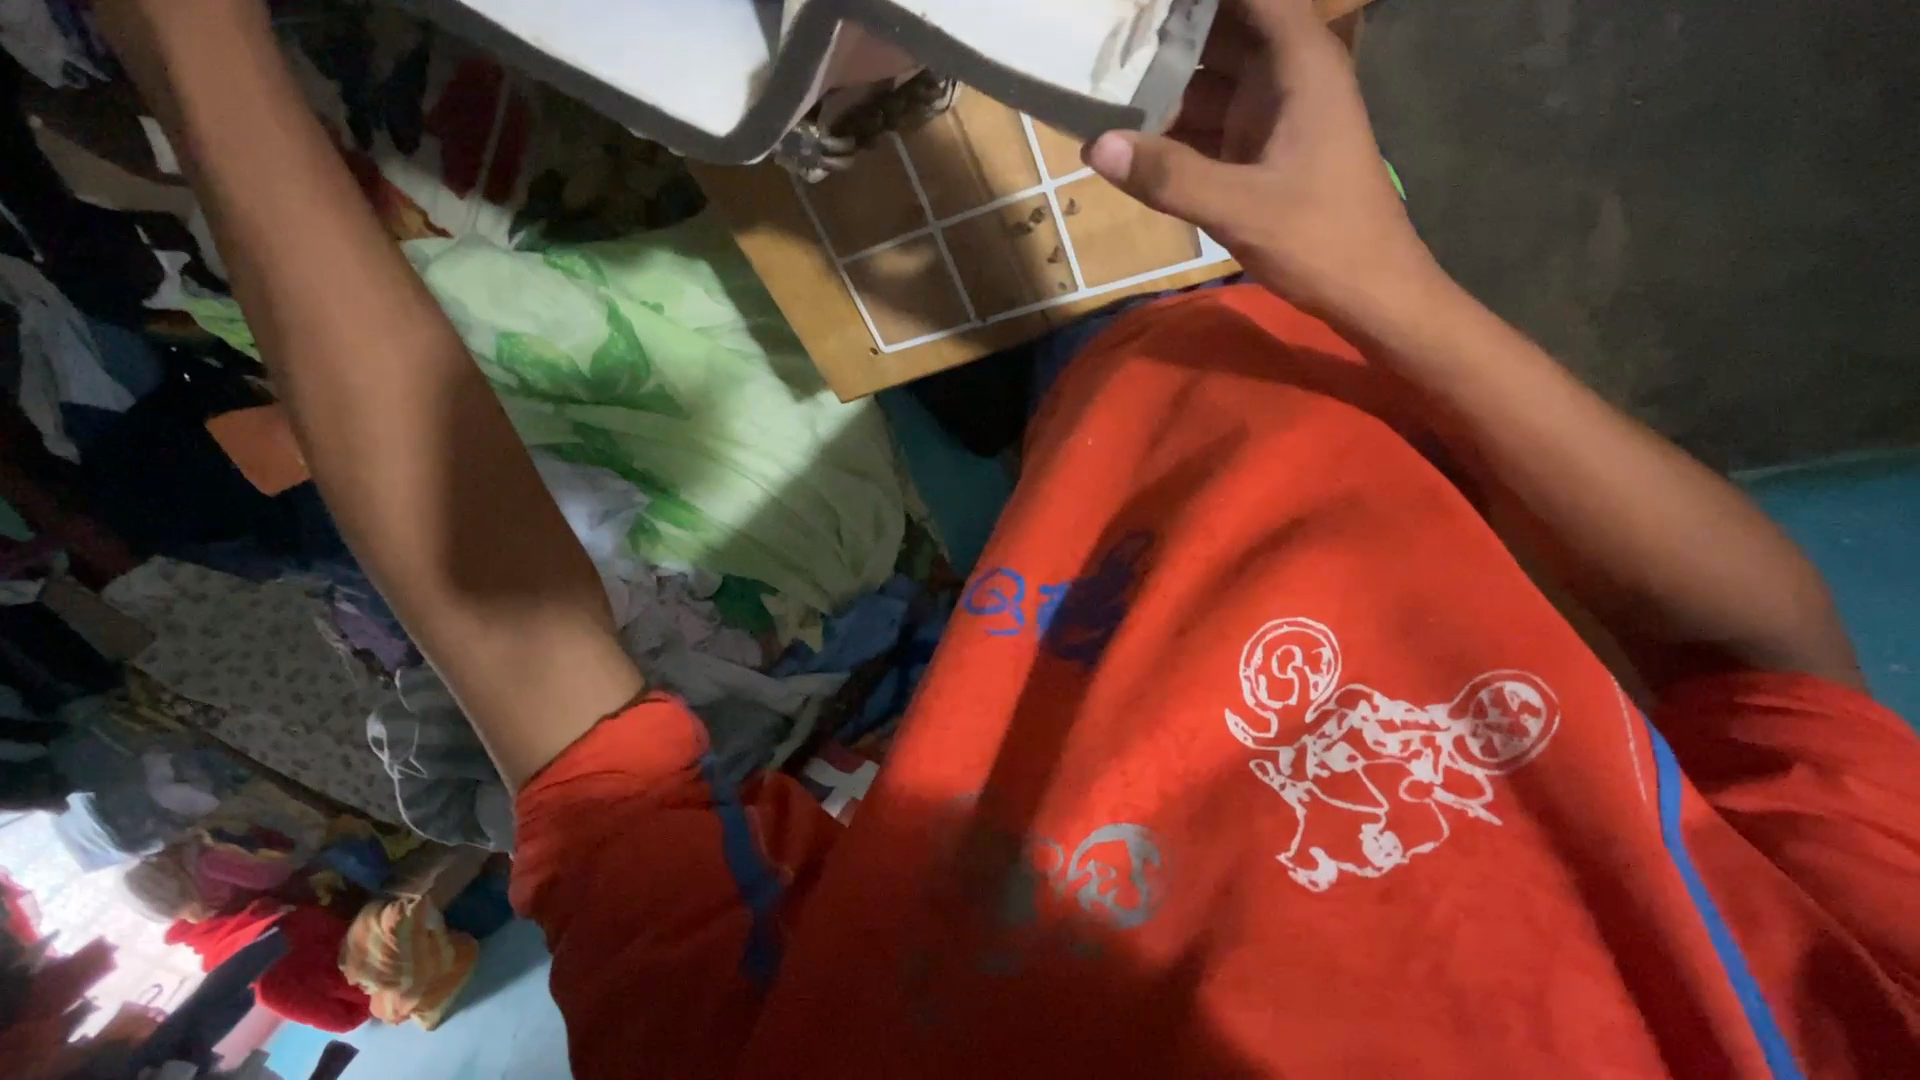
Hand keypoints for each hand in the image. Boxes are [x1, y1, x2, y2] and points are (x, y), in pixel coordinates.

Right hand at [1084, 0, 1439, 320]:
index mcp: (1298, 64)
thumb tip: (1095, 146)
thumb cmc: (1322, 238)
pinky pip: (1204, 128)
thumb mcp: (1241, 207)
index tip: (1138, 3)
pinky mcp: (1255, 155)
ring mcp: (1268, 118)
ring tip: (1096, 82)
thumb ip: (1169, 176)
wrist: (1369, 291)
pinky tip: (1124, 137)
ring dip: (1158, 85)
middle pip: (1216, 32)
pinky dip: (1168, 132)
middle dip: (1162, 33)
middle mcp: (1282, 78)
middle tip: (1099, 37)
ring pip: (1204, 83)